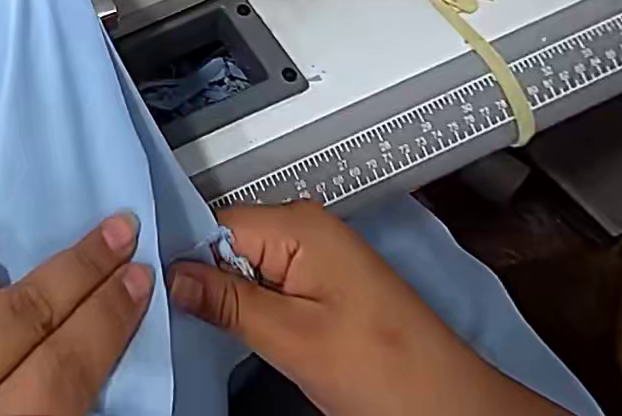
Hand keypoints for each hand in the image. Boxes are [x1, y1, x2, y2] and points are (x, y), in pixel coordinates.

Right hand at [167, 201, 566, 415]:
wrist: (457, 412)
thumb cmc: (383, 373)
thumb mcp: (296, 341)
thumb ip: (229, 302)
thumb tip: (170, 274)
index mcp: (297, 224)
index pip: (217, 225)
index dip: (189, 258)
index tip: (163, 291)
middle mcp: (303, 224)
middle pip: (229, 239)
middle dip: (208, 276)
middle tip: (184, 315)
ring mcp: (314, 249)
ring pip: (245, 260)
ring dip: (230, 292)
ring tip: (211, 323)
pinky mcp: (320, 275)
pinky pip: (267, 276)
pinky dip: (252, 300)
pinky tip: (243, 325)